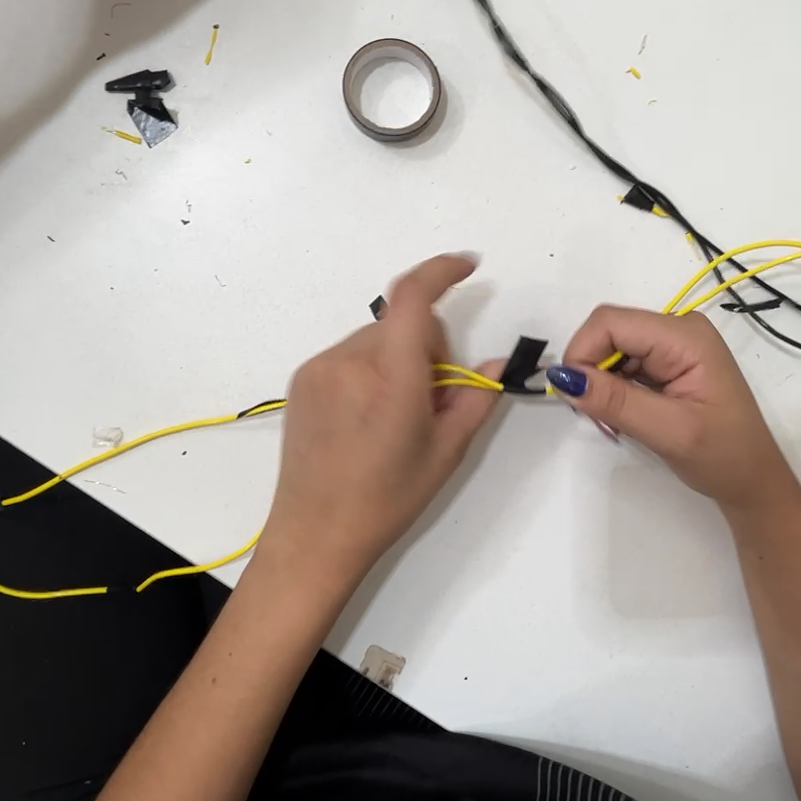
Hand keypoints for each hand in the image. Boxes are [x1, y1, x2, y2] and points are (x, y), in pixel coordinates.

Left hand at [261, 256, 505, 590]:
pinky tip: (367, 417)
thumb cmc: (388, 498)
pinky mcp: (303, 379)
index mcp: (392, 377)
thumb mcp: (446, 451)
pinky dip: (371, 369)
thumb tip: (498, 363)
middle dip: (429, 348)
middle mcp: (350, 360)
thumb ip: (477, 398)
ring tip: (396, 415)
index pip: (414, 297)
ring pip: (377, 338)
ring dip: (398, 359)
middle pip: (402, 324)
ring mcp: (320, 367)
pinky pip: (350, 354)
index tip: (469, 266)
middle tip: (432, 401)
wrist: (315, 534)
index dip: (442, 270)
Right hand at [548, 307, 800, 513]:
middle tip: (597, 417)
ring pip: (611, 348)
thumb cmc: (723, 456)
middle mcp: (677, 329)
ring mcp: (672, 344)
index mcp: (685, 336)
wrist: (753, 480)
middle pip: (609, 331)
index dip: (583, 352)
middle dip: (590, 370)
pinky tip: (622, 416)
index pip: (611, 323)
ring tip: (613, 423)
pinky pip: (623, 362)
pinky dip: (612, 389)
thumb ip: (615, 401)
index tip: (575, 396)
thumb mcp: (668, 431)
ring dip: (600, 383)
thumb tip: (563, 377)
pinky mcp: (666, 361)